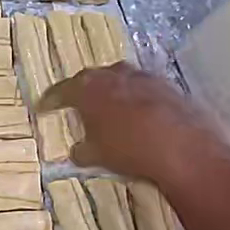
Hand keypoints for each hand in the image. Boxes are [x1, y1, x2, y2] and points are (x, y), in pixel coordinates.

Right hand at [38, 64, 229, 196]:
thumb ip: (83, 149)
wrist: (186, 148)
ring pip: (122, 82)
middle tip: (77, 106)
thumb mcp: (97, 155)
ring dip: (114, 95)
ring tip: (109, 113)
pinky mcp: (171, 88)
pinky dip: (137, 103)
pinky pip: (145, 93)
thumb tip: (77, 149)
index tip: (42, 107)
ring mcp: (146, 78)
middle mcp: (116, 74)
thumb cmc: (129, 149)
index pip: (62, 90)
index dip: (51, 100)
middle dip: (84, 92)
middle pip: (93, 79)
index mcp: (90, 87)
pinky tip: (139, 120)